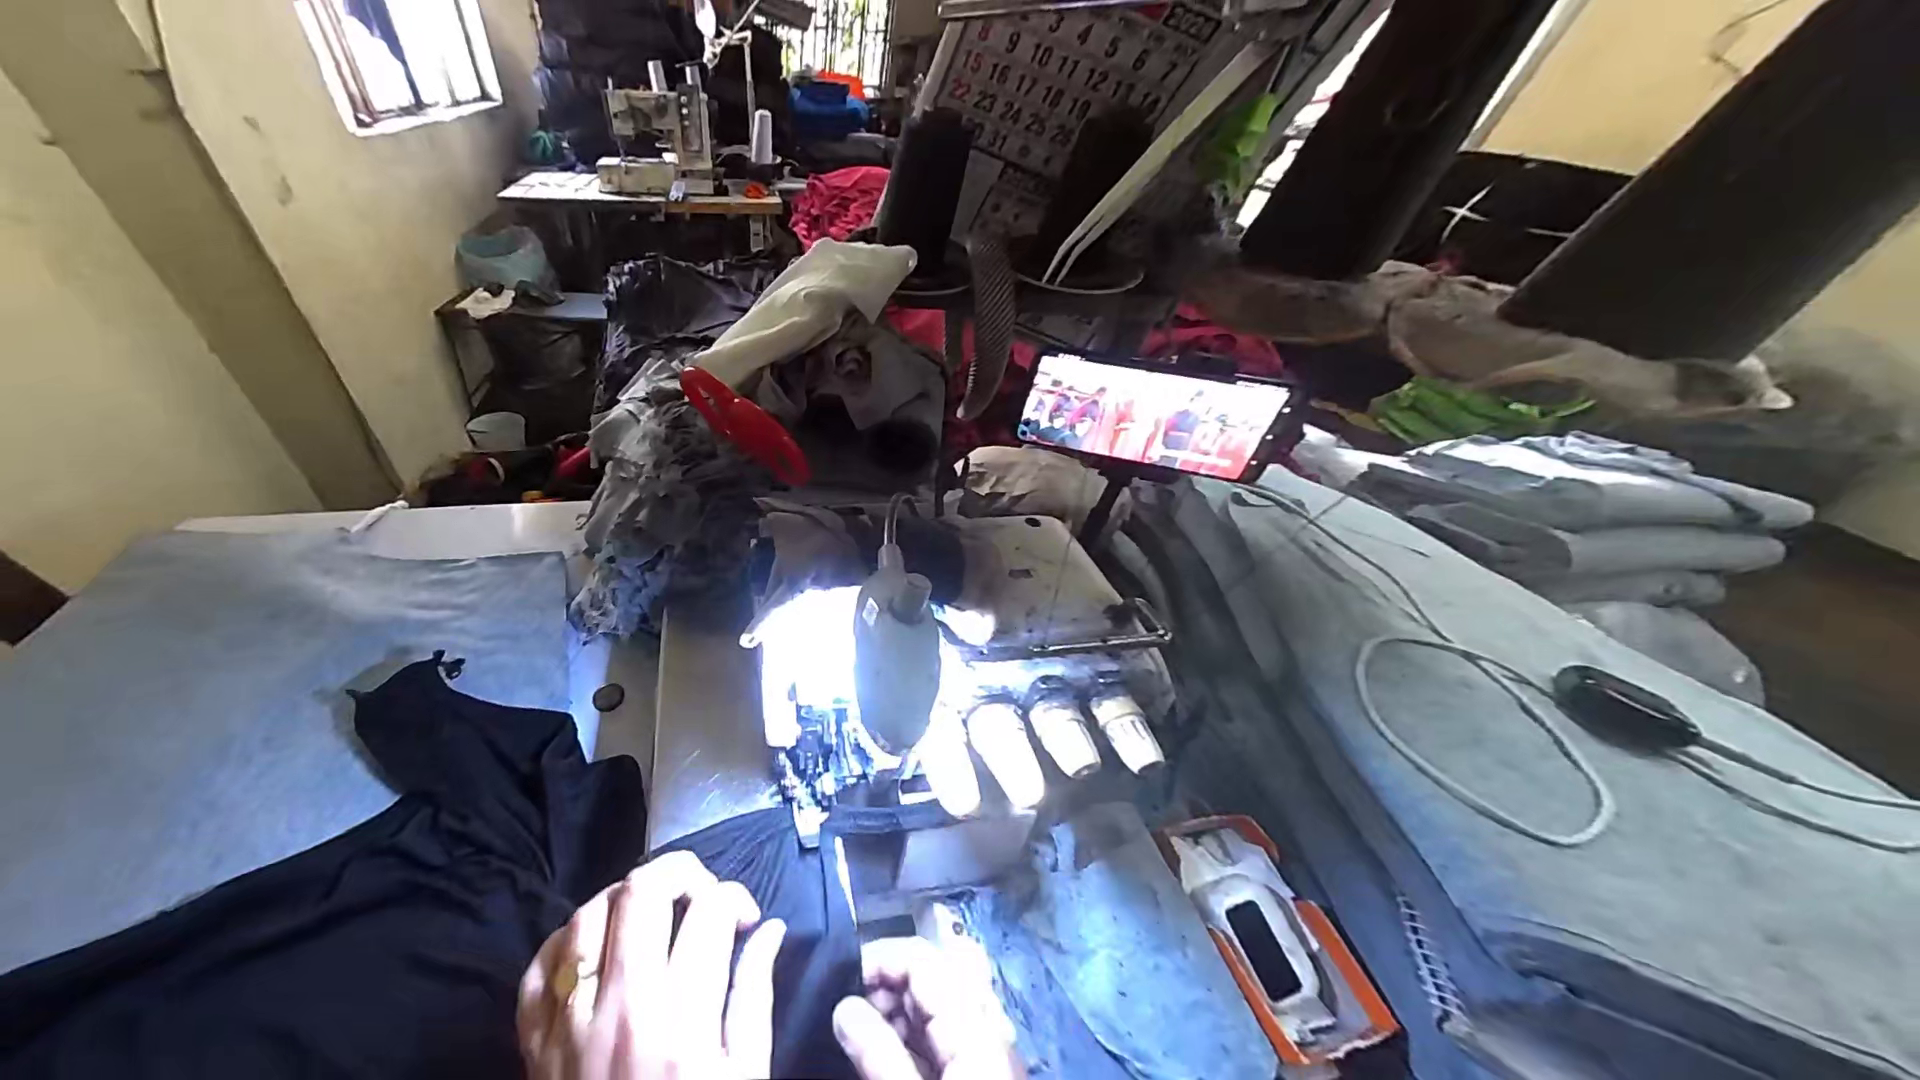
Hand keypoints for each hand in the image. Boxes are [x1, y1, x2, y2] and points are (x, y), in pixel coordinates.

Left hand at [517, 851, 786, 1079]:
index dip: (736, 897)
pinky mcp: (532, 1044)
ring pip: (588, 914)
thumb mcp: (745, 1077)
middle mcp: (620, 1010)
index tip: (744, 918)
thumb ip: (754, 995)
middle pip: (642, 892)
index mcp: (681, 1023)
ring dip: (628, 899)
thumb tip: (769, 930)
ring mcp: (567, 1026)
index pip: (709, 911)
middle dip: (682, 874)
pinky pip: (541, 964)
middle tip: (701, 897)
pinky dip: (573, 939)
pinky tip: (604, 947)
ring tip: (654, 917)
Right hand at [832, 937, 1025, 1079]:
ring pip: (936, 1003)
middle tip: (847, 1012)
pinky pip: (941, 1033)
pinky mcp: (979, 1066)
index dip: (881, 958)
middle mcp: (985, 1021)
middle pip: (933, 975)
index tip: (840, 978)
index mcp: (974, 1021)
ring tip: (860, 1033)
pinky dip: (910, 1034)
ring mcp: (986, 1045)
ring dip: (895, 1008)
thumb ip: (879, 1053)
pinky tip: (884, 1052)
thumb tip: (843, 1005)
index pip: (925, 959)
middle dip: (886, 981)